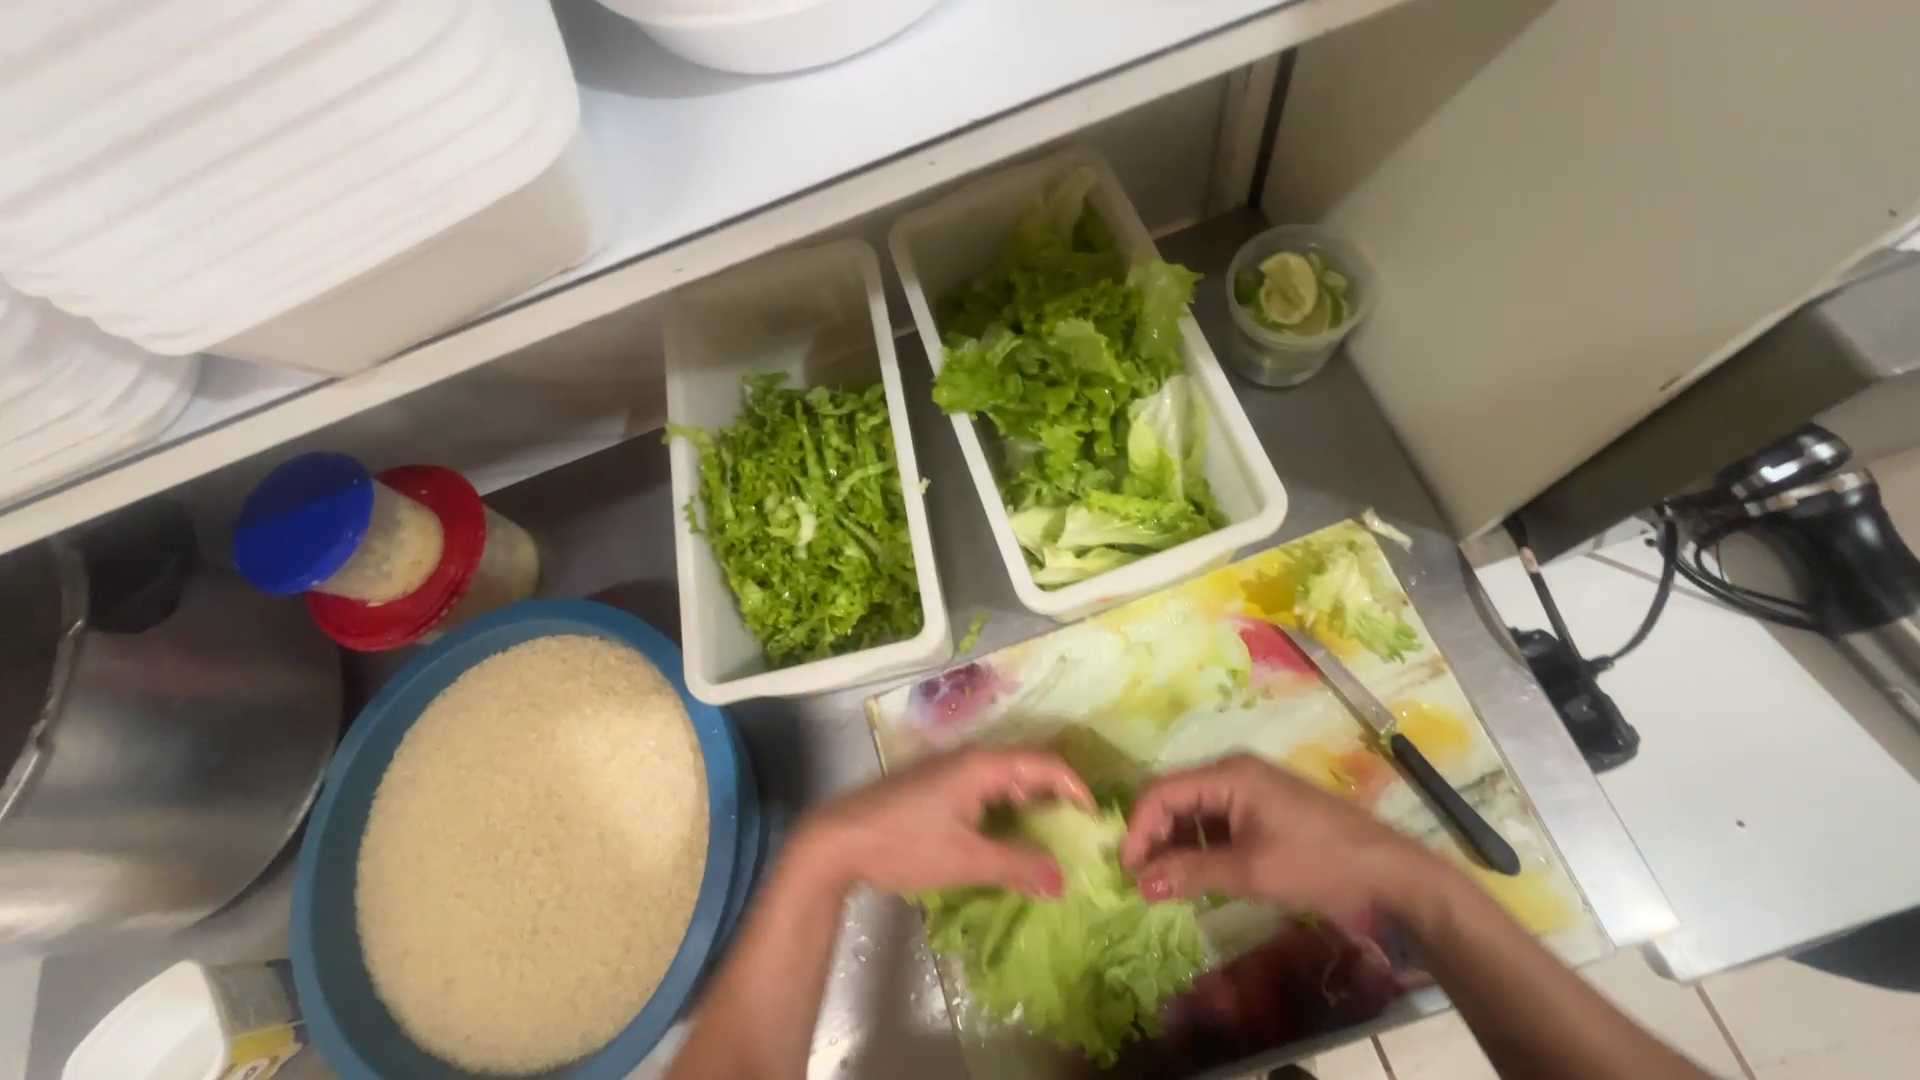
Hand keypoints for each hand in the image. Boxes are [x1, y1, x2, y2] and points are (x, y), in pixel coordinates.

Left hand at [799, 747, 1094, 897]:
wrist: (837, 839)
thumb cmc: (905, 845)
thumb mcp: (966, 861)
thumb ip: (1017, 867)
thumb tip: (1063, 881)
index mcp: (983, 766)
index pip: (1045, 764)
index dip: (1075, 788)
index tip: (1093, 819)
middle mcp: (970, 758)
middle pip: (1026, 766)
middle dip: (1055, 795)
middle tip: (1076, 832)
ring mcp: (950, 768)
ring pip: (1004, 777)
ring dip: (1029, 802)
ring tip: (1048, 837)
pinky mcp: (936, 783)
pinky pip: (985, 786)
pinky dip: (1005, 806)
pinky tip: (1006, 834)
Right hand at [1121, 754, 1439, 917]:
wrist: (1390, 872)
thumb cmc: (1317, 863)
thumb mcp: (1250, 872)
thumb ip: (1191, 873)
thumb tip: (1141, 884)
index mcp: (1228, 775)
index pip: (1162, 792)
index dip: (1139, 830)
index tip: (1129, 872)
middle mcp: (1232, 773)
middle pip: (1175, 798)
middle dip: (1154, 838)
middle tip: (1144, 882)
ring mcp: (1248, 790)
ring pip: (1193, 812)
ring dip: (1175, 845)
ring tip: (1165, 884)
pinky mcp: (1260, 809)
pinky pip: (1215, 822)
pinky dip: (1199, 847)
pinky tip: (1195, 875)